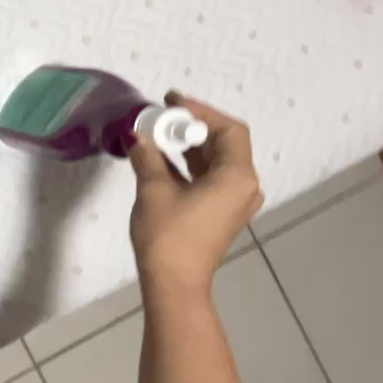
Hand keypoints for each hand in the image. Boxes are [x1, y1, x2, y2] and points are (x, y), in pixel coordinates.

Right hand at [129, 92, 262, 294]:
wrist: (174, 280)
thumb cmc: (168, 233)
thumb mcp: (153, 189)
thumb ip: (148, 157)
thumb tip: (137, 136)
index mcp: (237, 176)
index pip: (228, 130)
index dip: (200, 112)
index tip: (170, 103)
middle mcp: (244, 185)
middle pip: (225, 144)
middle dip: (193, 127)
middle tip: (161, 117)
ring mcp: (234, 200)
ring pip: (216, 161)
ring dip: (189, 146)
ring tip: (158, 135)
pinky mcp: (221, 211)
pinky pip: (210, 177)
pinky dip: (189, 164)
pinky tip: (162, 159)